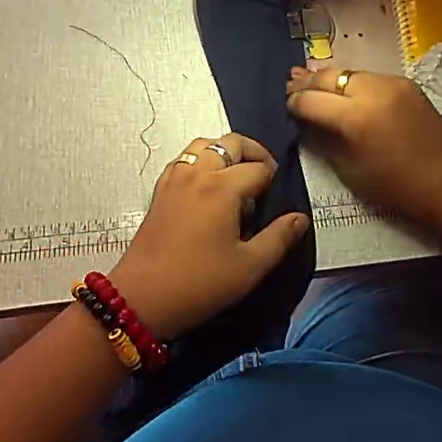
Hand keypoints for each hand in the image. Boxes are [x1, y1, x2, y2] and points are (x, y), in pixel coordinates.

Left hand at [109, 133, 309, 338]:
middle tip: (265, 176)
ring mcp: (174, 179)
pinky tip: (209, 187)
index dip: (273, 181)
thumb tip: (299, 219)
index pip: (258, 169)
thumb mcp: (250, 267)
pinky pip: (184, 159)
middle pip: (231, 143)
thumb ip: (279, 238)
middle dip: (254, 153)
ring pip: (204, 145)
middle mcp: (197, 174)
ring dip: (225, 152)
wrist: (143, 298)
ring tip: (238, 177)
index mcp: (222, 188)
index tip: (277, 201)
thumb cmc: (199, 283)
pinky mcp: (160, 190)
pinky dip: (202, 161)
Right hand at [286, 67, 441, 220]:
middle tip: (289, 86)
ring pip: (349, 72)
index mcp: (355, 116)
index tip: (285, 106)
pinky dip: (352, 82)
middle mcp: (372, 90)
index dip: (294, 103)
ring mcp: (392, 83)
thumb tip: (305, 120)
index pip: (311, 100)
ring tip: (310, 80)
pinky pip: (369, 77)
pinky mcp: (406, 83)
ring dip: (329, 78)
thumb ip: (323, 139)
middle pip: (328, 76)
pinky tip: (343, 88)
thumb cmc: (394, 186)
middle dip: (307, 82)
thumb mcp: (348, 168)